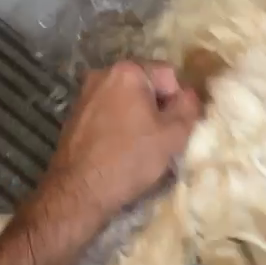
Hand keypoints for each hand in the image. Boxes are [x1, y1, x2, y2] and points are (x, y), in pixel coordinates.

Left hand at [34, 61, 200, 226]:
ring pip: (127, 100)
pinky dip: (118, 126)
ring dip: (138, 117)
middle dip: (157, 109)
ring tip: (139, 149)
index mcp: (128, 70)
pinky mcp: (75, 114)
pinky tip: (118, 152)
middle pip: (146, 85)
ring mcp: (86, 93)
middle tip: (159, 140)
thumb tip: (190, 95)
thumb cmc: (128, 160)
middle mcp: (104, 73)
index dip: (178, 103)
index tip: (174, 130)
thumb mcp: (172, 136)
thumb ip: (189, 108)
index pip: (169, 75)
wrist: (76, 194)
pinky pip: (108, 112)